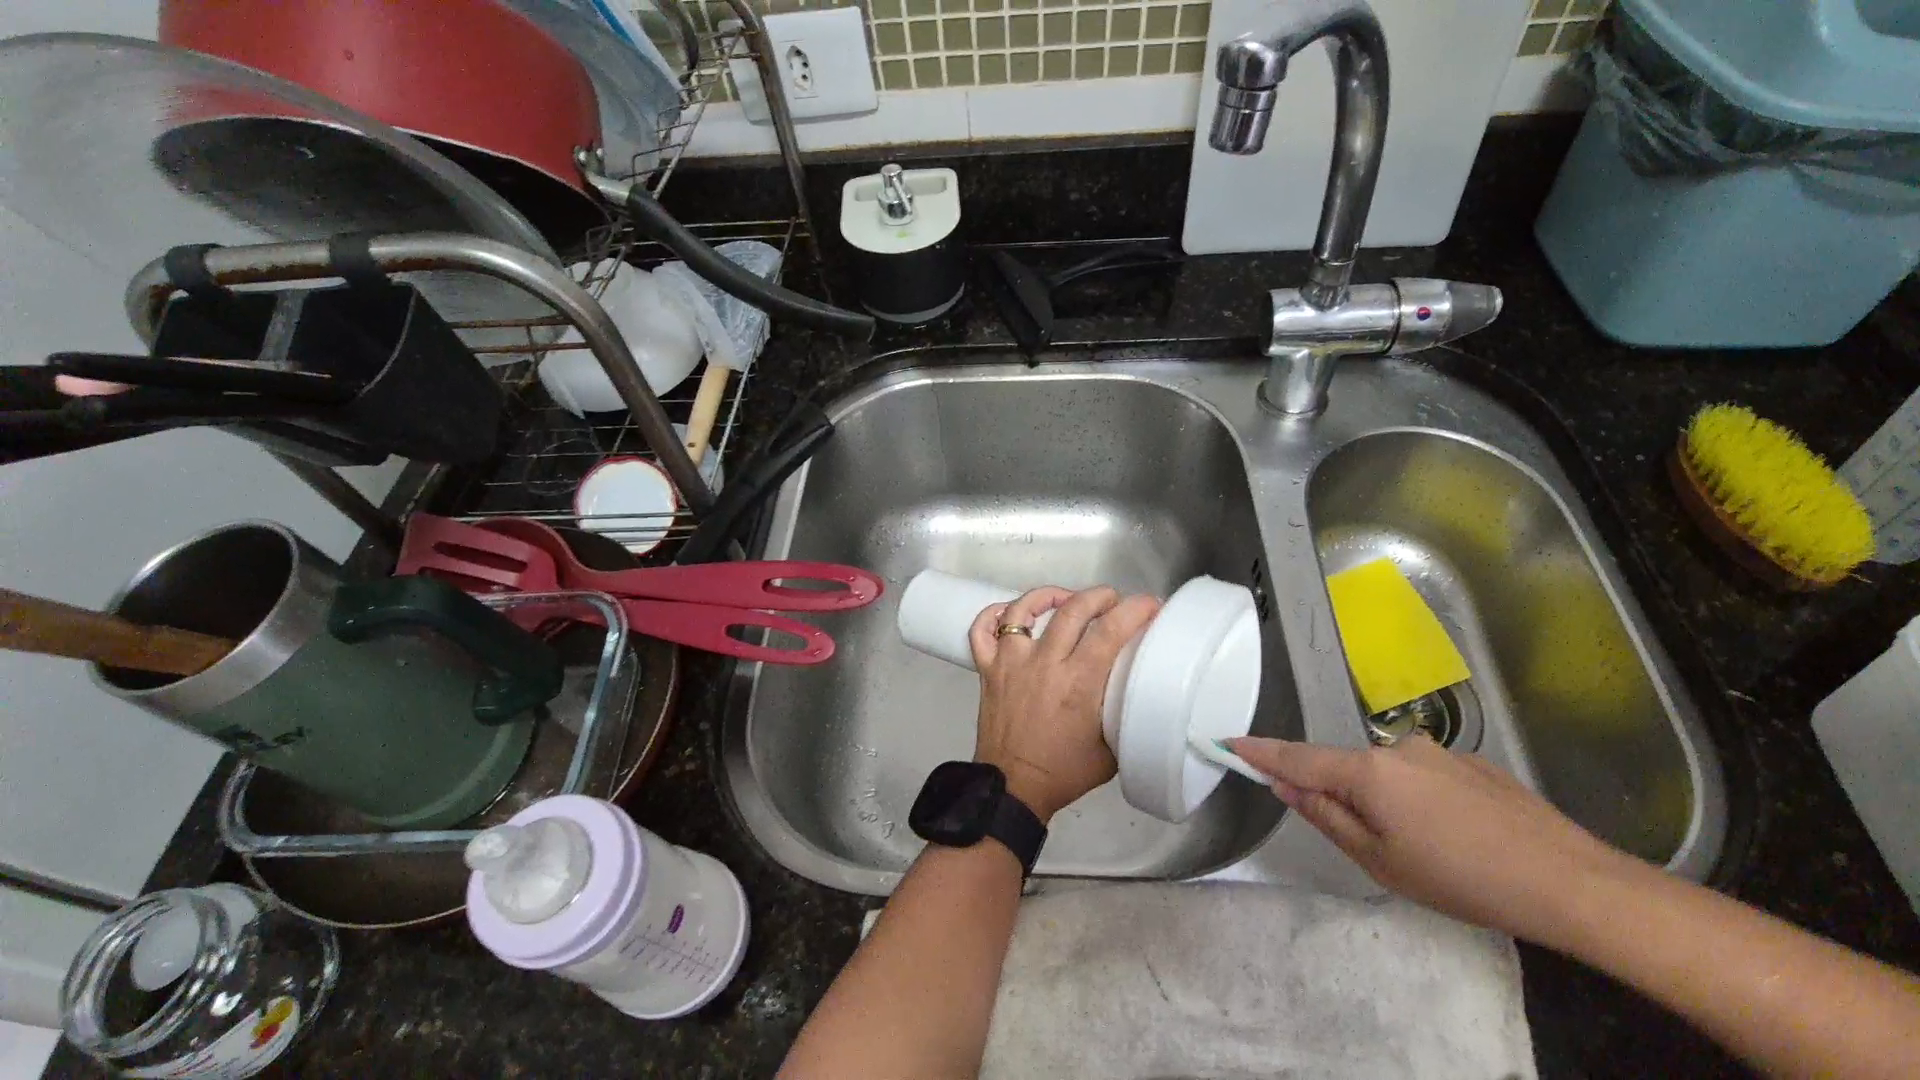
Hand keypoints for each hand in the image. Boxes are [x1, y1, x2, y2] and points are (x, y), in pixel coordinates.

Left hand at [968, 586, 1160, 822]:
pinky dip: (994, 613)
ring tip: (1067, 598)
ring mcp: (1011, 663)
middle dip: (1100, 596)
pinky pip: (982, 630)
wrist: (1013, 789)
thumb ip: (1123, 713)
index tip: (1150, 605)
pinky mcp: (987, 670)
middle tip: (1112, 601)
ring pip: (1024, 610)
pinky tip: (1012, 612)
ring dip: (1050, 595)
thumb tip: (1137, 691)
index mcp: (1079, 683)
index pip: (1110, 630)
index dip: (1135, 609)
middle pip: (1073, 609)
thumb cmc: (1065, 772)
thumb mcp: (1112, 748)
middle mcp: (1044, 664)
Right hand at [1230, 734, 1644, 944]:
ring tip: (1427, 852)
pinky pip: (1427, 778)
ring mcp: (1441, 752)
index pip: (1299, 757)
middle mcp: (1399, 748)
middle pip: (1348, 767)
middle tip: (1371, 848)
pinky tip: (1459, 839)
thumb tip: (1288, 785)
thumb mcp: (1380, 861)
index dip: (1262, 752)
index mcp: (1369, 771)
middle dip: (1342, 796)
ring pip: (1391, 775)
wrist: (1569, 882)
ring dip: (1388, 803)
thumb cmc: (1461, 878)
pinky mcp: (1475, 765)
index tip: (1228, 740)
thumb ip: (1327, 816)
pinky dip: (1423, 802)